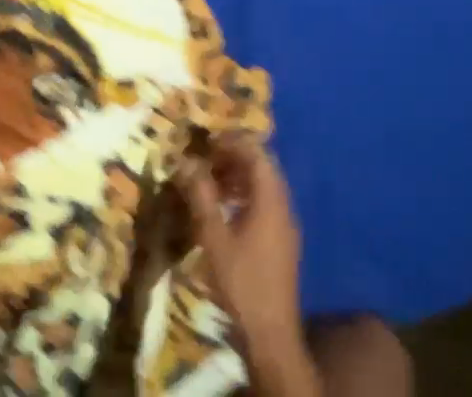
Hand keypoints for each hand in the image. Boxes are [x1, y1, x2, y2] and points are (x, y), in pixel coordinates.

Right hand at [181, 137, 303, 349]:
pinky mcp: (281, 240)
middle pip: (263, 168)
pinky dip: (242, 195)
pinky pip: (264, 204)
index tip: (204, 141)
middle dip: (232, 157)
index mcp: (271, 202)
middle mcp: (283, 208)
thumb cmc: (240, 280)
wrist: (270, 331)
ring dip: (237, 176)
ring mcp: (285, 225)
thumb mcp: (213, 235)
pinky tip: (221, 206)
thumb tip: (186, 161)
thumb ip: (201, 195)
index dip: (232, 142)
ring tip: (207, 180)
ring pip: (264, 186)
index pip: (258, 155)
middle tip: (202, 158)